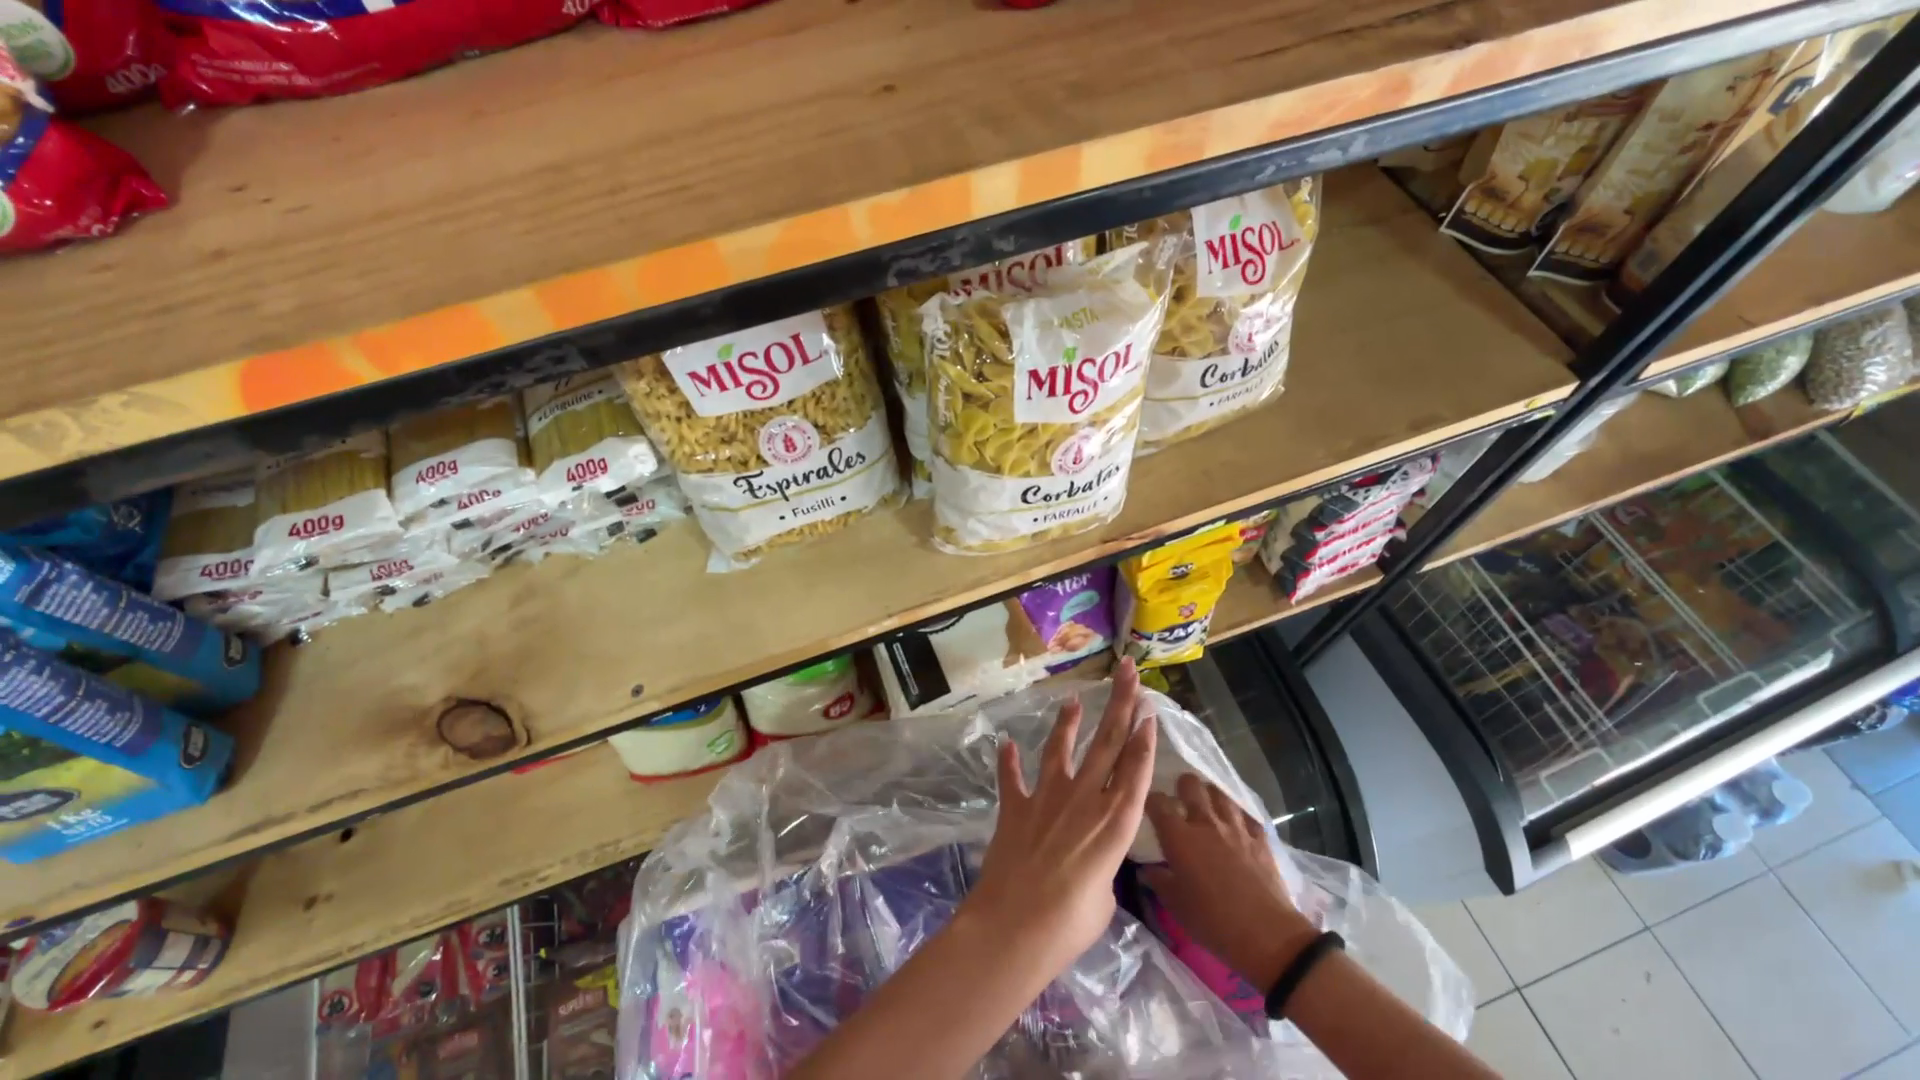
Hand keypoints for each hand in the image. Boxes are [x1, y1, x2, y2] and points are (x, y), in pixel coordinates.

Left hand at [963, 658, 1157, 973]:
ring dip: (1069, 722)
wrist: (1014, 925)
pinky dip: (1007, 760)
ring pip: (1062, 748)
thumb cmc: (1072, 923)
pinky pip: (1011, 777)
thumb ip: (1102, 867)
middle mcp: (1086, 798)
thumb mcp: (1105, 896)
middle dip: (1121, 703)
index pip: (1137, 767)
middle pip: (1108, 741)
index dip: (1145, 735)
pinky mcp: (1014, 807)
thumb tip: (1091, 861)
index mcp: (1117, 820)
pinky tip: (1005, 743)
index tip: (1150, 708)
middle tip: (1129, 671)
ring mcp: (1047, 798)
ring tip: (1074, 700)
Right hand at [1140, 773, 1316, 990]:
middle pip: (1191, 785)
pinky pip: (1246, 816)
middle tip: (1179, 799)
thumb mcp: (1174, 904)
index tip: (1149, 808)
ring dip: (1210, 795)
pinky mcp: (1260, 838)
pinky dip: (1238, 816)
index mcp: (1179, 836)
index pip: (1158, 802)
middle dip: (1182, 786)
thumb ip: (1158, 880)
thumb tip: (1145, 869)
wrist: (1265, 933)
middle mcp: (1206, 822)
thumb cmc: (1211, 920)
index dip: (1150, 800)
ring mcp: (1236, 827)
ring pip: (1220, 794)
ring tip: (1207, 806)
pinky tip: (1236, 825)